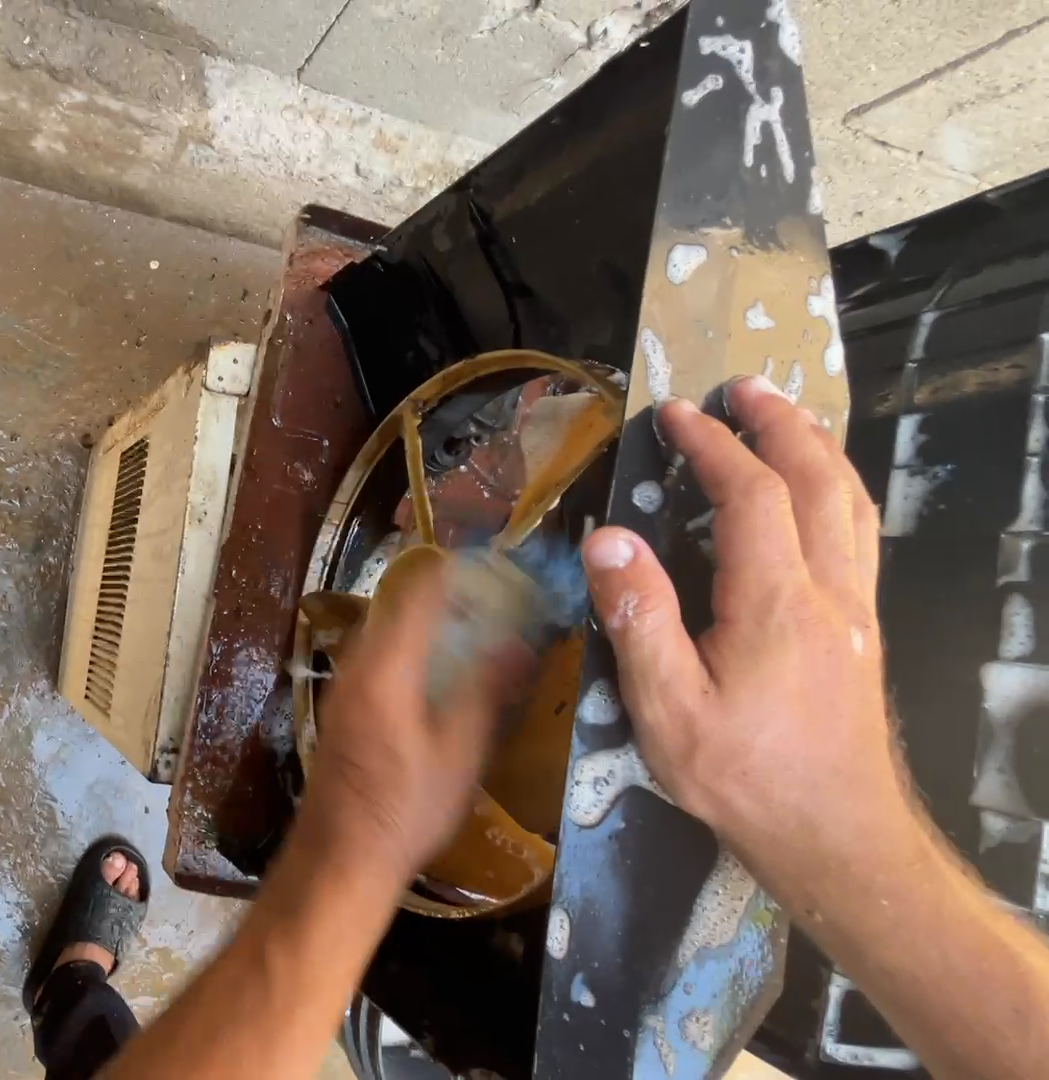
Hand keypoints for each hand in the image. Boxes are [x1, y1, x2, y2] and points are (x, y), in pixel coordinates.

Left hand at [310, 563, 517, 871]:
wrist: (341, 850)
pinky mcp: (342, 704)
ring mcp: (343, 684)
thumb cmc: (406, 806)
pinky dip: (408, 647)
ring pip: (384, 632)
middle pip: (396, 609)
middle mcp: (356, 664)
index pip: (415, 596)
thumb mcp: (459, 751)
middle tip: (490, 591)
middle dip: (440, 594)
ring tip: (473, 623)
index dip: (448, 571)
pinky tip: (437, 667)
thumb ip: (484, 690)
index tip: (486, 559)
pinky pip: (376, 656)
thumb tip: (517, 642)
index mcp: (385, 666)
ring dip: (423, 620)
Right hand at [578, 376, 908, 869]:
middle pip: (821, 485)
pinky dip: (831, 493)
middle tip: (745, 388)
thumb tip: (610, 537)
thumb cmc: (736, 772)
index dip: (713, 447)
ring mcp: (853, 613)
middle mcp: (829, 594)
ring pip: (851, 508)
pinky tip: (808, 498)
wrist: (834, 839)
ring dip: (817, 452)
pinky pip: (853, 538)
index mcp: (776, 605)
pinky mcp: (857, 633)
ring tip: (782, 421)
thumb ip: (638, 616)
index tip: (675, 413)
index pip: (751, 499)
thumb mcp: (664, 702)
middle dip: (782, 427)